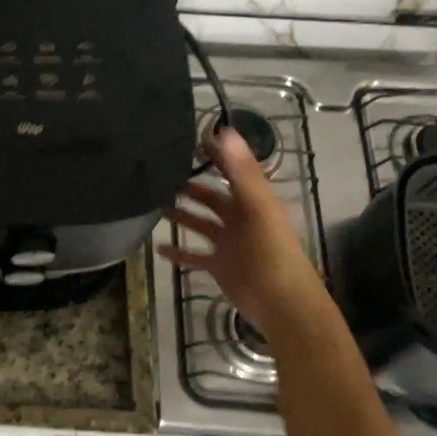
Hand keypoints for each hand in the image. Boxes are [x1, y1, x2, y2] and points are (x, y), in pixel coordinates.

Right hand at [158, 128, 330, 339]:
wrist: (282, 303)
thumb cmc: (272, 253)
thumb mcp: (257, 208)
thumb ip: (241, 171)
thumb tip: (224, 131)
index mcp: (253, 202)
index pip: (232, 171)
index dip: (215, 155)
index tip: (190, 140)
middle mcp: (240, 219)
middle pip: (212, 197)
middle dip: (190, 187)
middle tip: (160, 177)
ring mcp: (229, 244)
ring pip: (201, 224)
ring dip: (181, 215)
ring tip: (154, 206)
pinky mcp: (219, 266)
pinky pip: (195, 256)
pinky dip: (179, 252)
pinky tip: (159, 249)